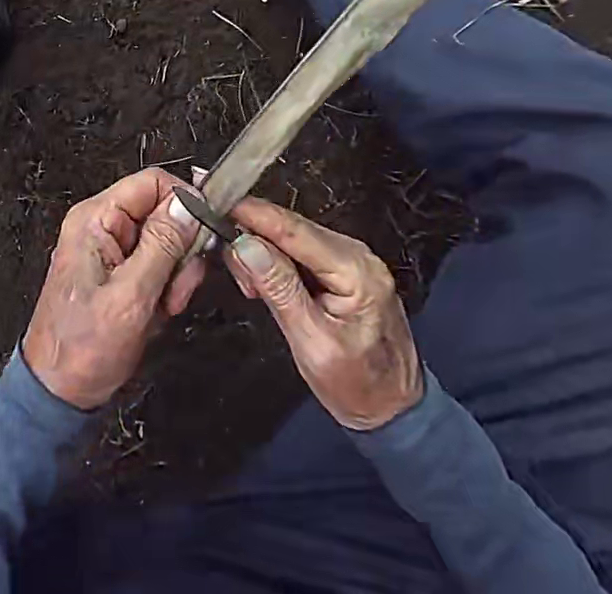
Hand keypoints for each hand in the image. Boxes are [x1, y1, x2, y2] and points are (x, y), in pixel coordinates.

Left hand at [21, 168, 210, 409]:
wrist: (60, 390)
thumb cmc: (82, 347)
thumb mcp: (130, 295)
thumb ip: (162, 245)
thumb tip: (188, 204)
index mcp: (96, 220)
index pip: (152, 182)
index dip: (185, 202)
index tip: (205, 232)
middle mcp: (103, 227)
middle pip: (164, 212)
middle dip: (181, 250)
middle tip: (175, 287)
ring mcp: (112, 249)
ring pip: (168, 241)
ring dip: (176, 275)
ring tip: (162, 305)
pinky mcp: (121, 271)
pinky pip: (159, 265)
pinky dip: (166, 289)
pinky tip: (155, 312)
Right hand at [223, 197, 422, 430]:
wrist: (395, 411)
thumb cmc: (358, 385)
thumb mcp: (312, 342)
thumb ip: (279, 289)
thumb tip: (245, 245)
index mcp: (356, 271)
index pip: (294, 230)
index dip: (252, 212)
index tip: (216, 199)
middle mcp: (357, 255)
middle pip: (290, 227)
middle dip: (251, 235)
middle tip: (227, 262)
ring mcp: (350, 258)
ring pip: (290, 236)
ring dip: (260, 251)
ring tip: (249, 286)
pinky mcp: (340, 267)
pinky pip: (298, 250)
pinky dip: (273, 260)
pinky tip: (262, 283)